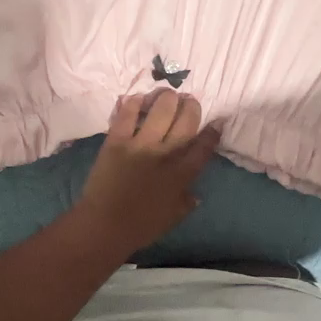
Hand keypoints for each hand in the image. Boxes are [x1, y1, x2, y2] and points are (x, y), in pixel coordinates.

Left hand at [70, 90, 220, 256]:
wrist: (104, 226)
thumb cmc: (141, 227)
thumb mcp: (172, 218)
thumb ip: (186, 202)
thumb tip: (195, 194)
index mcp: (181, 176)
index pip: (203, 148)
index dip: (212, 132)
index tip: (216, 122)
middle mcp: (165, 155)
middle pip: (185, 122)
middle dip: (191, 107)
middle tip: (190, 100)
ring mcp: (140, 145)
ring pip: (160, 111)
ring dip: (167, 98)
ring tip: (168, 94)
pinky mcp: (116, 142)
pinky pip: (127, 116)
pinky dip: (133, 103)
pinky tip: (138, 98)